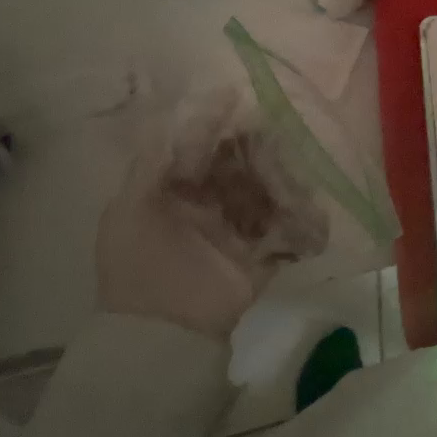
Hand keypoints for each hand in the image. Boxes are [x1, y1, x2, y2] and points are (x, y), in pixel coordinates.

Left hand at [96, 87, 326, 340]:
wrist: (162, 333)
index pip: (206, 146)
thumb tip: (179, 111)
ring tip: (292, 184)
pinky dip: (303, 218)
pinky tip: (307, 212)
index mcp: (178, 190)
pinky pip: (291, 226)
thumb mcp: (129, 210)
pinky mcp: (265, 252)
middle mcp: (212, 202)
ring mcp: (241, 227)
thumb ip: (152, 162)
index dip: (222, 124)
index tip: (242, 103)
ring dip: (285, 181)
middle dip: (263, 151)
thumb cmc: (140, 266)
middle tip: (275, 145)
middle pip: (246, 163)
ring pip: (272, 189)